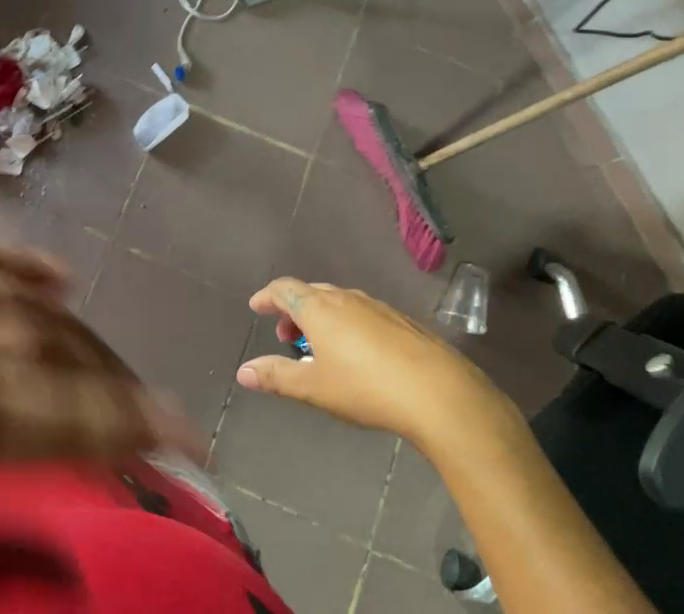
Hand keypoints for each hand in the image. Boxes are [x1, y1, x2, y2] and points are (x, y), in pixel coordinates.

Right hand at [236, 277, 518, 451]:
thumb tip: (243, 371)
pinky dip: (347, 325)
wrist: (440, 394)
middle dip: (293, 310)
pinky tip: (357, 354)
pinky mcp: (403, 322)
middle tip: (287, 336)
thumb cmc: (366, 388)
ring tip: (320, 349)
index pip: (284, 289)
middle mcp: (347, 299)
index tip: (257, 308)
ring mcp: (378, 307)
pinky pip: (363, 313)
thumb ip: (277, 377)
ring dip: (322, 318)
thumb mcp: (314, 388)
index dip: (267, 297)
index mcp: (319, 309)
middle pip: (311, 293)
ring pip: (340, 302)